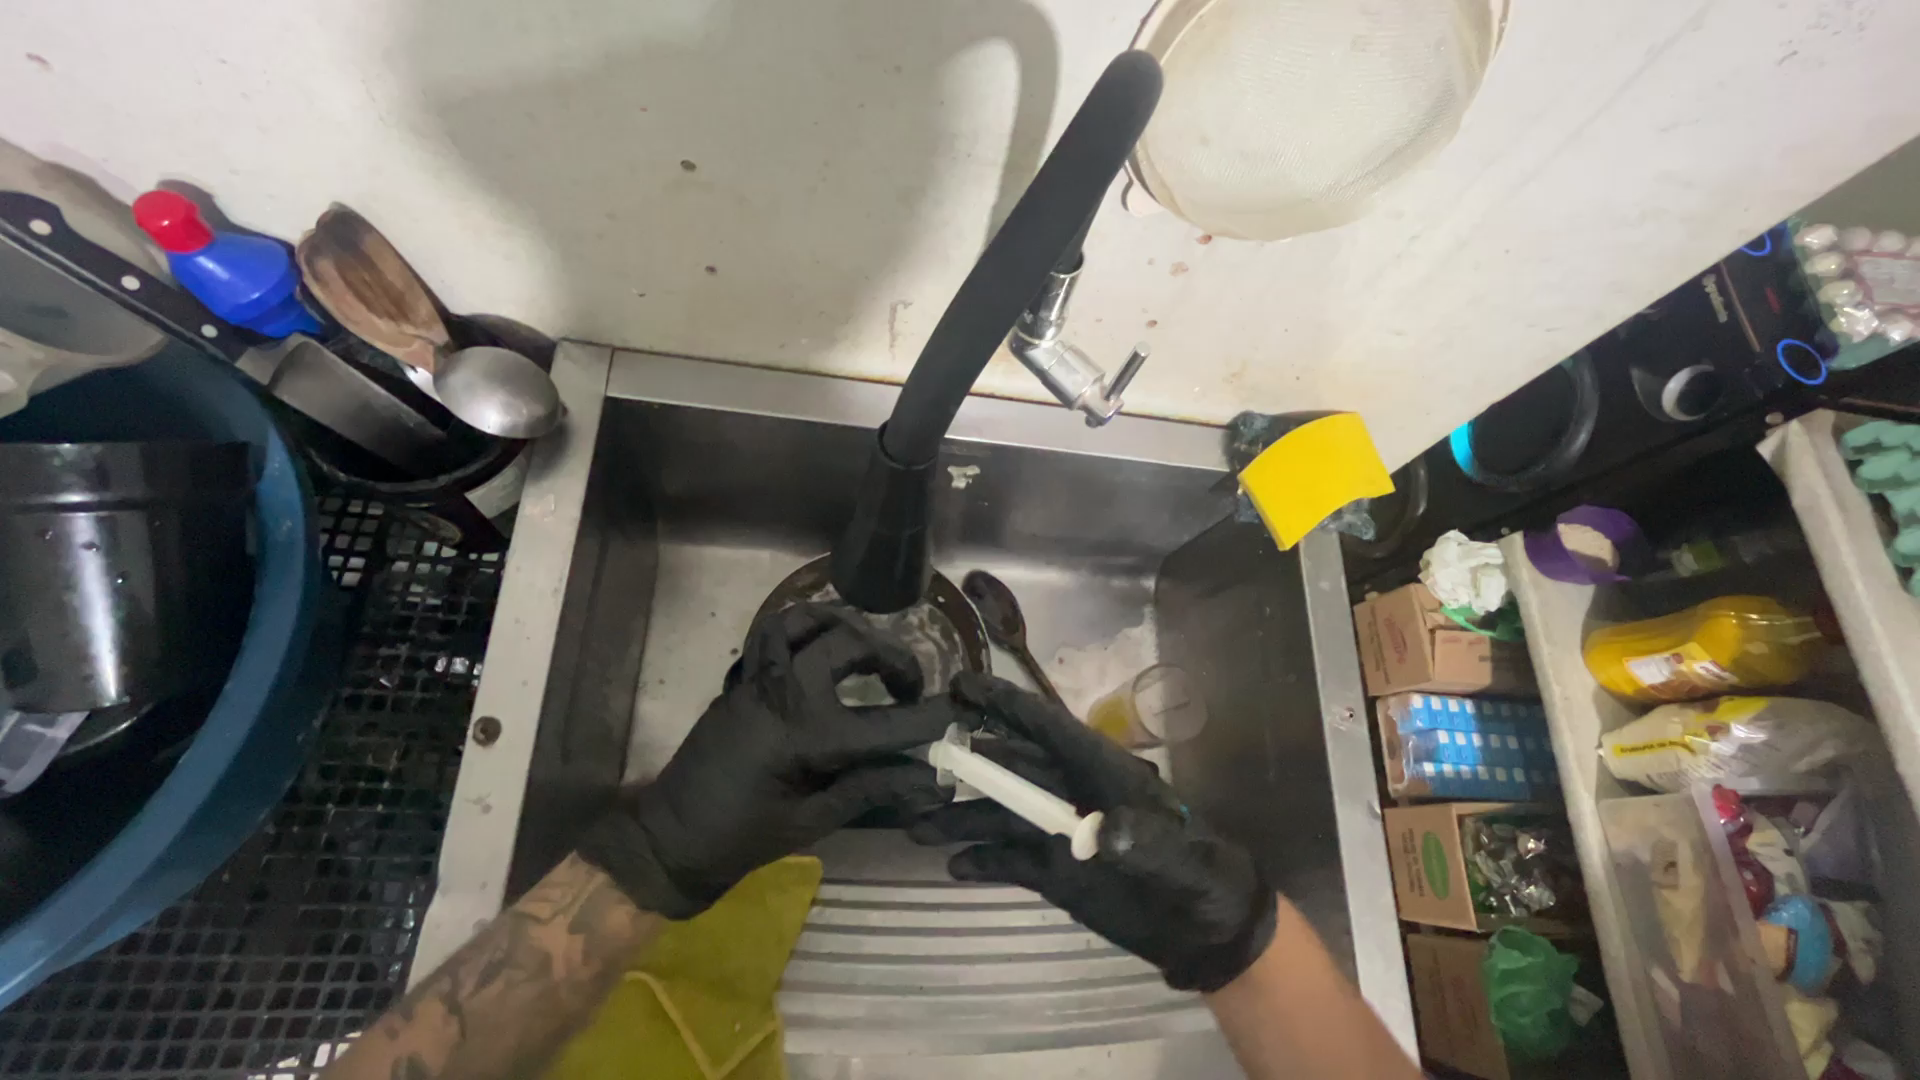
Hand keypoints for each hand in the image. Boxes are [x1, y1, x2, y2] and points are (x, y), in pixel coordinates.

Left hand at [578, 603, 957, 917]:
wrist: (669, 839)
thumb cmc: (741, 839)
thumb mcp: (814, 821)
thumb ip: (873, 789)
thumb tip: (931, 779)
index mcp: (801, 736)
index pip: (883, 722)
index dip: (927, 718)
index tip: (957, 711)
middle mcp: (780, 692)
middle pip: (848, 645)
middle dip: (892, 660)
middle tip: (910, 687)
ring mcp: (757, 678)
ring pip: (806, 621)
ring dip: (846, 628)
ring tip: (870, 653)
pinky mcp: (742, 678)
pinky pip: (775, 631)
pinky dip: (807, 626)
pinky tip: (827, 648)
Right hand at [909, 673, 1274, 991]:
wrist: (1208, 932)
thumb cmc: (1200, 878)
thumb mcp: (1179, 861)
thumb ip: (1142, 843)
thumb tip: (1100, 833)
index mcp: (1100, 771)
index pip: (1046, 727)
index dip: (1004, 703)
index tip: (960, 686)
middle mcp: (1071, 793)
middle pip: (1012, 767)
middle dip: (969, 761)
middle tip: (921, 756)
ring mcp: (1060, 834)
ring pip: (1002, 815)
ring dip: (962, 818)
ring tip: (917, 825)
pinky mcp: (1055, 872)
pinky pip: (1009, 859)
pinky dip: (981, 861)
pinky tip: (954, 867)